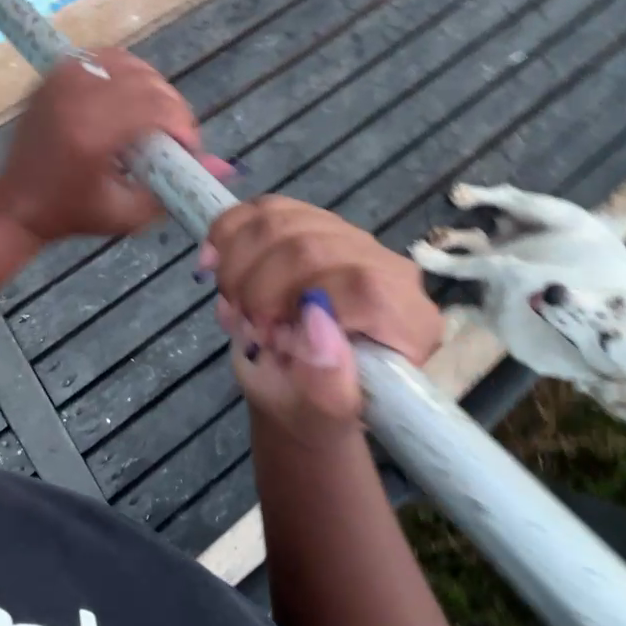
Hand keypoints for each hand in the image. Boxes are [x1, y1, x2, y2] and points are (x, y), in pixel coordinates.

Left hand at [0, 48, 211, 242]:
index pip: (156, 104)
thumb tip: (224, 166)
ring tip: (153, 116)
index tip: (186, 147)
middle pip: (146, 80)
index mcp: (91, 133)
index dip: (182, 123)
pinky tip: (129, 96)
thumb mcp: (127, 212)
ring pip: (127, 62)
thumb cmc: (72, 213)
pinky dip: (124, 70)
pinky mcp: (53, 75)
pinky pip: (101, 56)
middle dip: (171, 106)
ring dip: (150, 85)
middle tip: (173, 135)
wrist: (16, 202)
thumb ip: (174, 188)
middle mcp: (75, 98)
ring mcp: (61, 81)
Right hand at [207, 196, 443, 442]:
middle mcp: (388, 269)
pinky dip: (227, 236)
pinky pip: (259, 207)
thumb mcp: (319, 417)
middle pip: (310, 244)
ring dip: (237, 266)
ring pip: (278, 219)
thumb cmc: (312, 409)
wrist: (295, 388)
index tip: (271, 338)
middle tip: (249, 328)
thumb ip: (327, 384)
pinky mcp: (309, 220)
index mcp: (407, 322)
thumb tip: (316, 319)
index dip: (299, 299)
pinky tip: (218, 269)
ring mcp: (348, 238)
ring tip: (239, 308)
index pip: (361, 283)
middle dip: (257, 288)